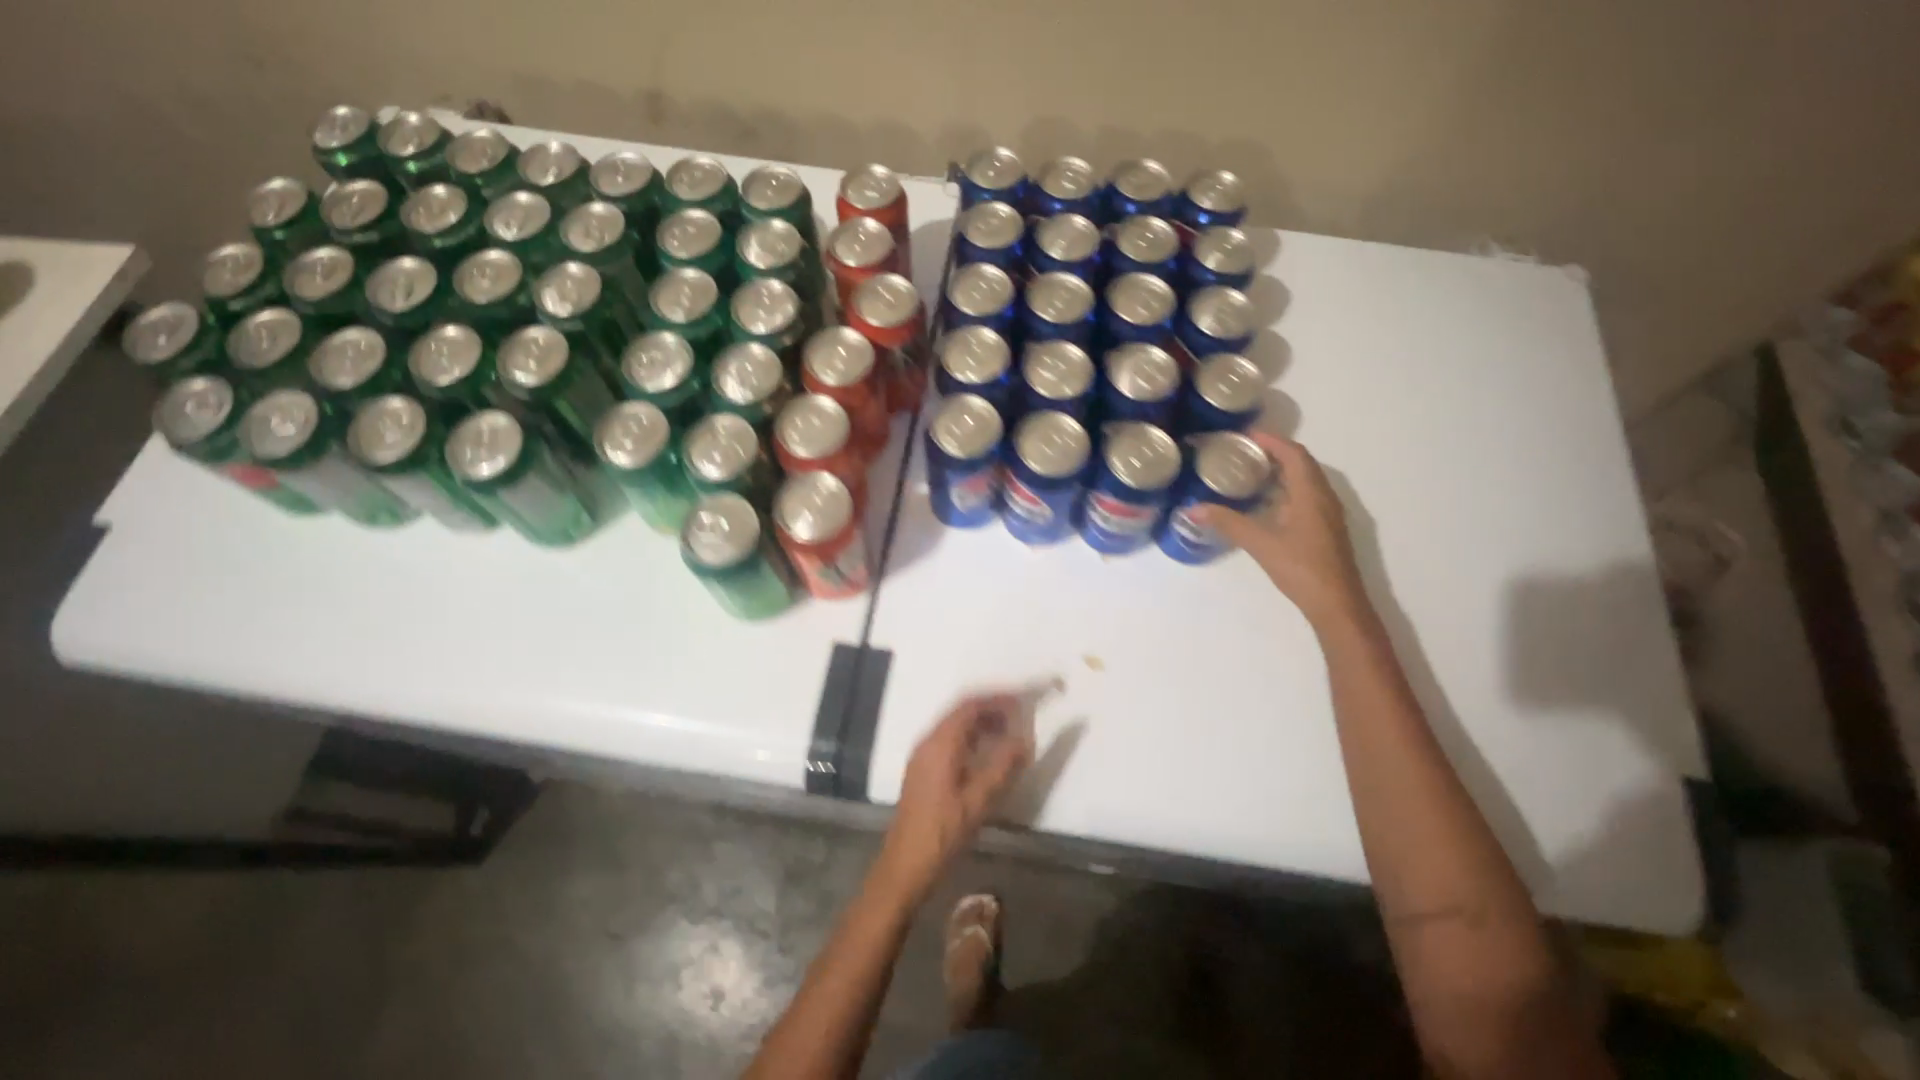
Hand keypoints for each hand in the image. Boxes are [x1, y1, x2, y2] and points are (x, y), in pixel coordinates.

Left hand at [877, 694, 1032, 899]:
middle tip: (1022, 714)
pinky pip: (951, 741)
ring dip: (984, 724)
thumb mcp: (979, 801)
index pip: (970, 705)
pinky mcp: (924, 771)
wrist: (905, 865)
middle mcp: (928, 742)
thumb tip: (1025, 738)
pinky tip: (991, 755)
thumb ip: (1003, 766)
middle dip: (993, 708)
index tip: (1025, 699)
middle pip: (962, 711)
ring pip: (956, 726)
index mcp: (939, 744)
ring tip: (1012, 733)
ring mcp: (923, 756)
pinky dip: (974, 739)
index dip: (999, 698)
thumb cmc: (942, 834)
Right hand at [1198, 433, 1371, 628]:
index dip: (1272, 440)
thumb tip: (1194, 509)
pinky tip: (1266, 504)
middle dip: (1275, 453)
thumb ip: (1229, 523)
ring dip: (1282, 472)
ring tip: (1251, 473)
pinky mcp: (1326, 529)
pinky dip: (1287, 490)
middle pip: (1302, 464)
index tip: (1246, 435)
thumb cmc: (1301, 568)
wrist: (1336, 604)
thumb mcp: (1261, 544)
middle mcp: (1324, 497)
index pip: (1294, 454)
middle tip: (1244, 453)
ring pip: (1306, 481)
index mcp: (1311, 493)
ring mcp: (1328, 514)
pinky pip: (1307, 497)